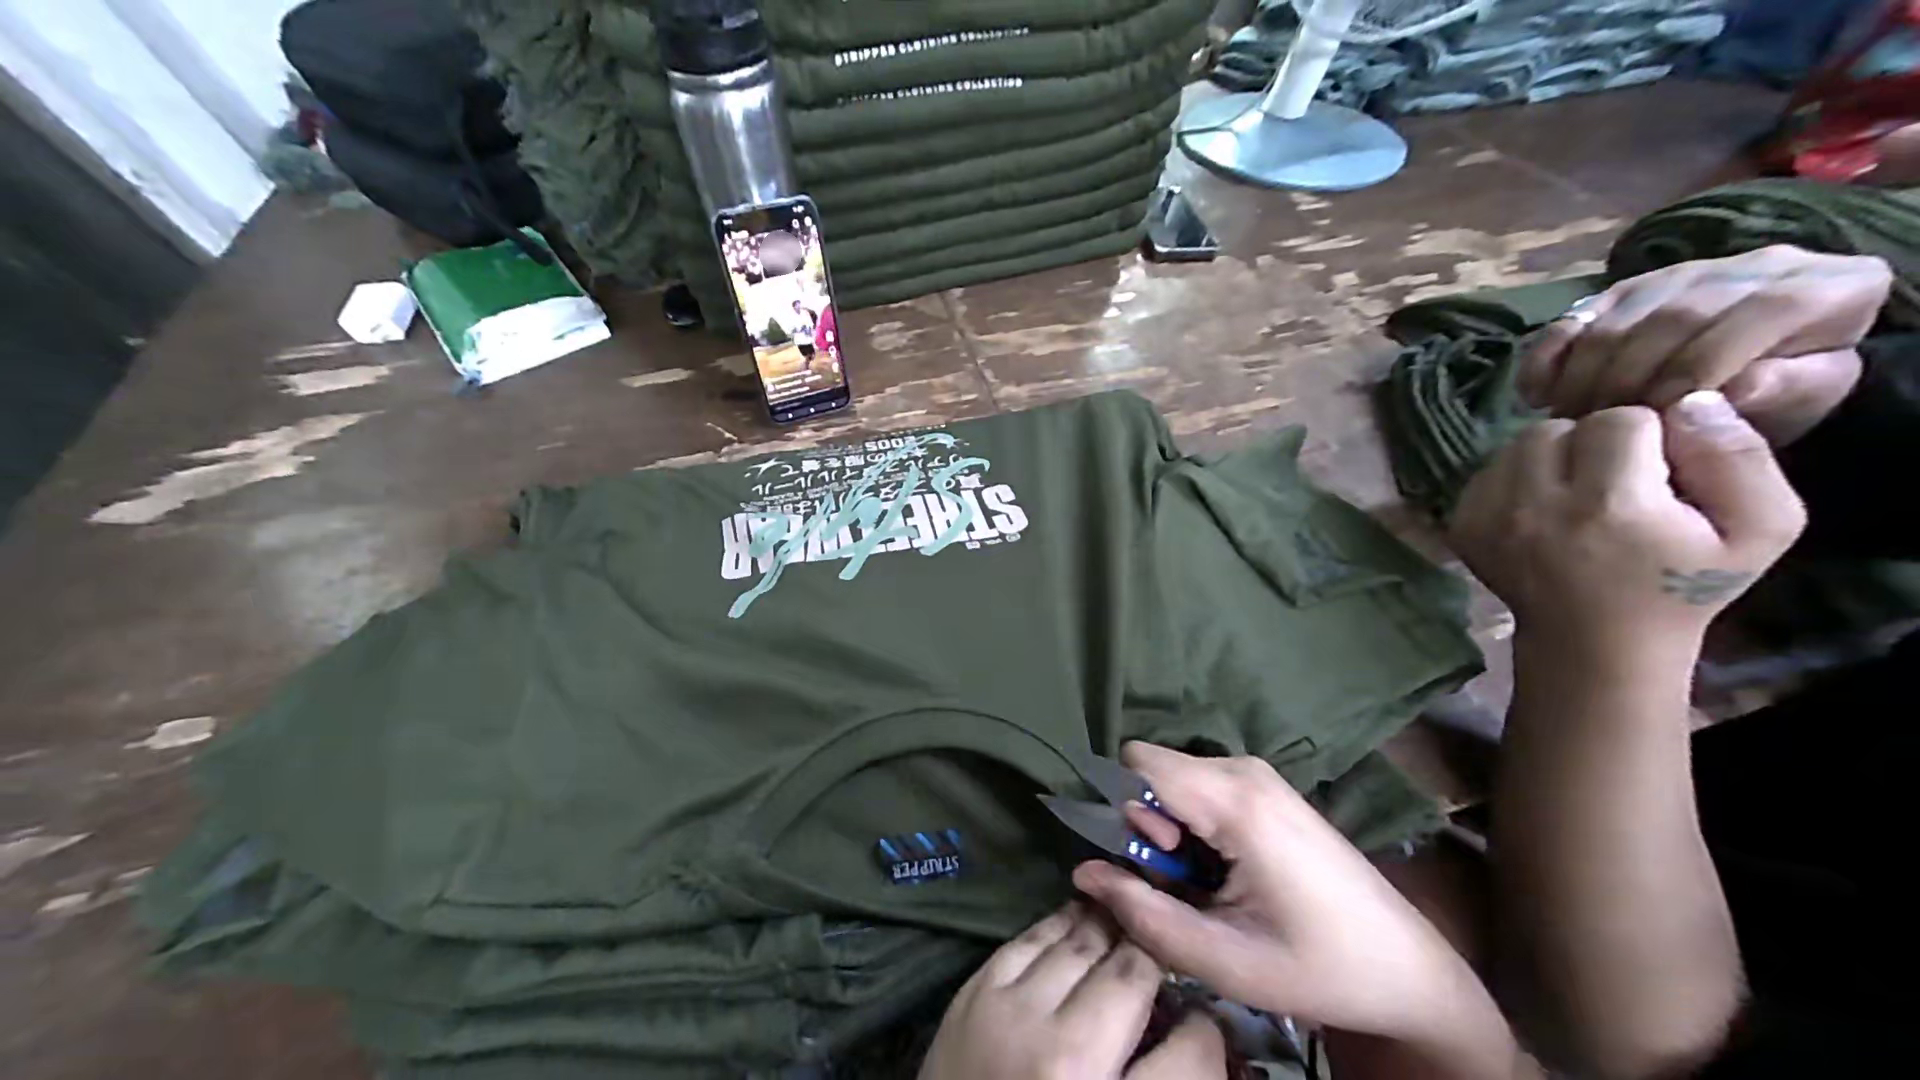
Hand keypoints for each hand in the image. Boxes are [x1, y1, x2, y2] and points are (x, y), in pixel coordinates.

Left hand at [917, 902, 1225, 1079]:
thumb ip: (1154, 1079)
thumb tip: (1186, 1033)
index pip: (1189, 1056)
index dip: (1205, 1033)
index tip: (1200, 1021)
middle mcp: (1063, 1057)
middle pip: (1130, 977)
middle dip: (1155, 956)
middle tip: (1165, 950)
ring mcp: (1014, 1014)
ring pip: (1080, 942)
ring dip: (1110, 927)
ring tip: (1127, 919)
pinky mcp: (976, 991)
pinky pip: (1032, 937)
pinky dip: (1061, 922)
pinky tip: (1078, 916)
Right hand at [1070, 745, 1500, 1060]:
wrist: (1407, 968)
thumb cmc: (1318, 968)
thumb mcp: (1222, 959)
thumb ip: (1142, 913)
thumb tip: (1082, 870)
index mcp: (1236, 800)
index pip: (1138, 765)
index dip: (1127, 811)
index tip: (1157, 862)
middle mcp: (1243, 769)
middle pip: (1152, 767)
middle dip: (1146, 820)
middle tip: (1182, 878)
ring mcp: (1257, 773)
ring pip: (1171, 774)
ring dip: (1168, 824)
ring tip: (1207, 880)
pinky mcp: (1264, 785)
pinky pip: (1197, 782)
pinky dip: (1190, 819)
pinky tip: (1224, 868)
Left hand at [1449, 395, 1805, 652]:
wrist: (1593, 641)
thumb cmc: (1682, 588)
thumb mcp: (1759, 529)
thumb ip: (1737, 456)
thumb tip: (1689, 403)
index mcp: (1609, 504)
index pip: (1617, 419)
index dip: (1646, 434)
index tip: (1656, 469)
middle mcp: (1534, 506)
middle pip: (1554, 428)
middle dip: (1589, 442)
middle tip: (1613, 478)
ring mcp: (1487, 518)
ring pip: (1515, 446)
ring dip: (1548, 457)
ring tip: (1576, 491)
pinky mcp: (1460, 526)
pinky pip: (1485, 474)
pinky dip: (1514, 480)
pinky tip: (1541, 508)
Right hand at [1521, 245, 1887, 441]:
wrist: (1758, 364)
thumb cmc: (1784, 390)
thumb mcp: (1808, 398)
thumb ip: (1783, 392)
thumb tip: (1726, 393)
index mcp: (1823, 287)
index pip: (1753, 317)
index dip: (1699, 370)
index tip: (1657, 418)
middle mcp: (1748, 267)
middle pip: (1670, 319)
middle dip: (1627, 380)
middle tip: (1598, 428)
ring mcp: (1675, 275)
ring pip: (1613, 323)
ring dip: (1581, 379)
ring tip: (1570, 420)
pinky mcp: (1618, 291)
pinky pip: (1567, 322)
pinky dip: (1543, 362)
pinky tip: (1537, 397)